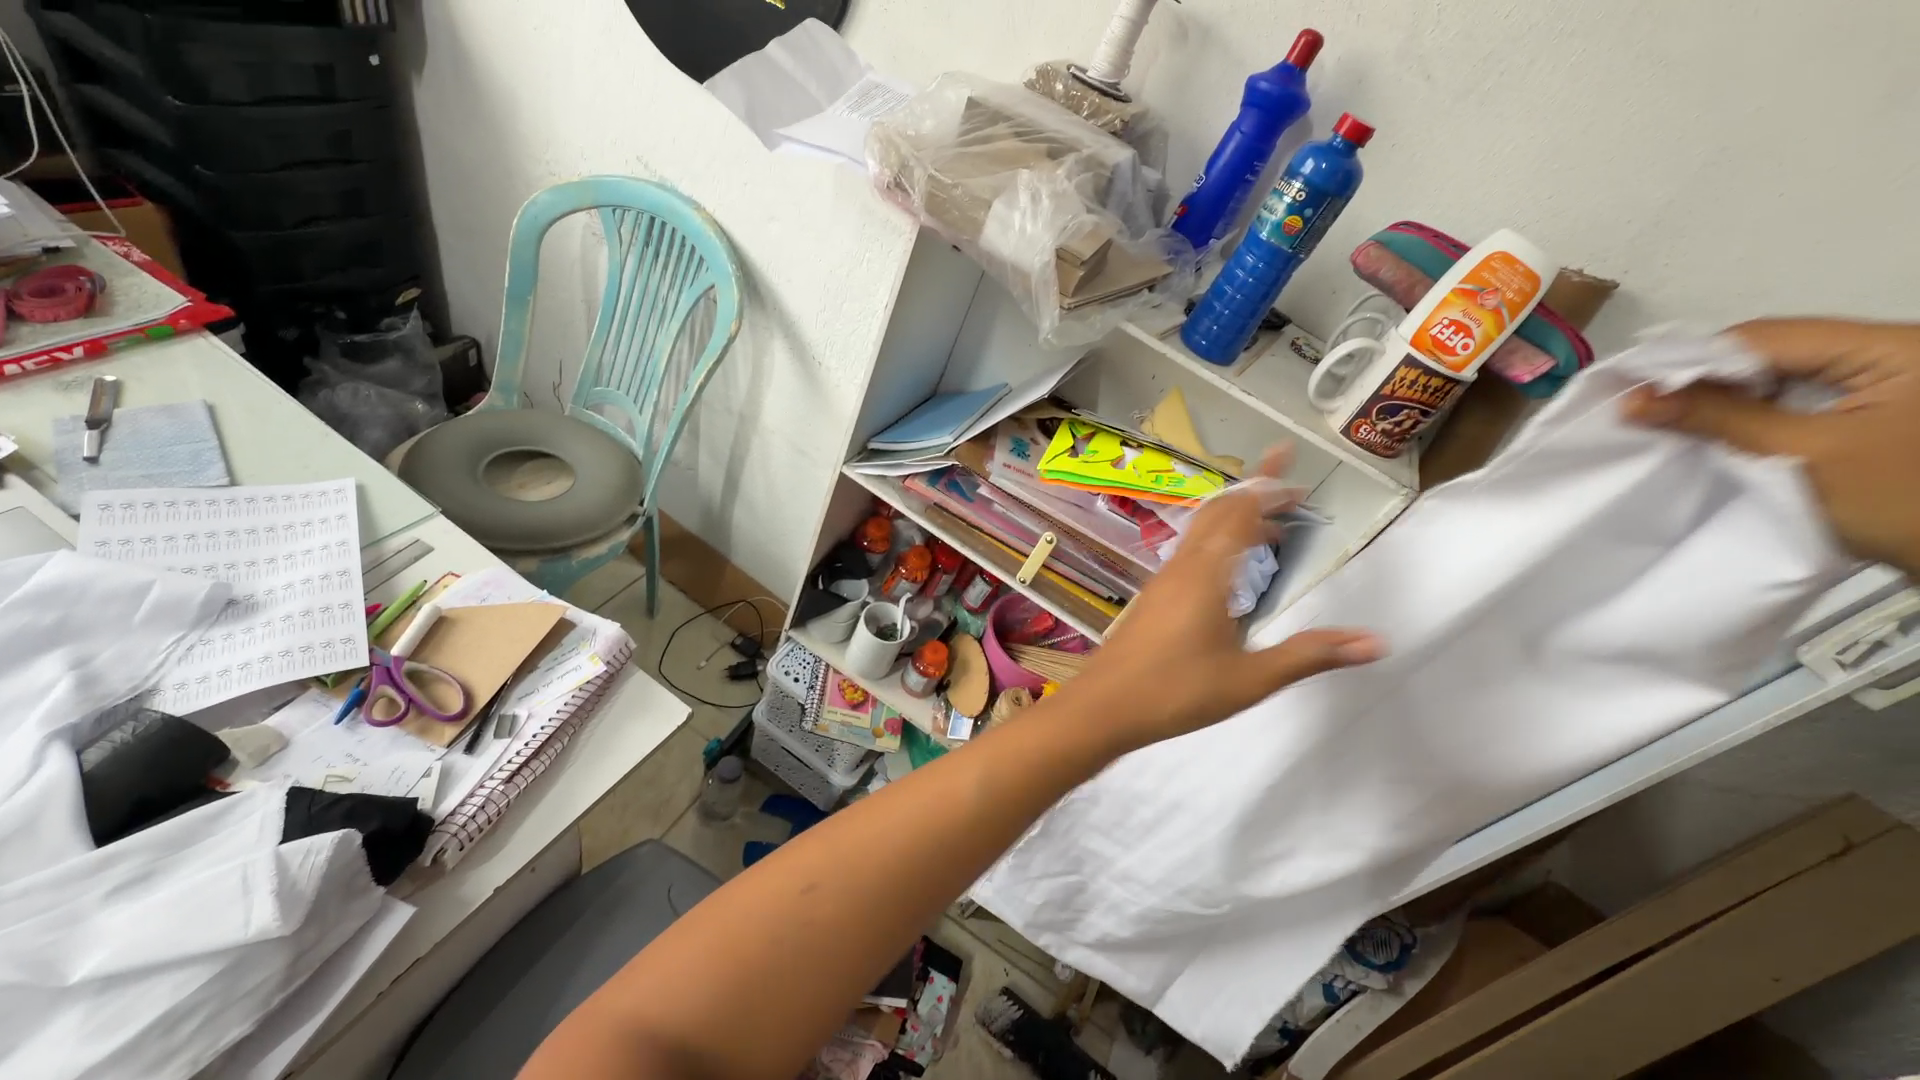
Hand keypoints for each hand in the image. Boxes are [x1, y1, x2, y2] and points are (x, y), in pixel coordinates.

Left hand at [1061, 447, 1383, 752]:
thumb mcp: (1251, 679)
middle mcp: (1183, 566)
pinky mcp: (1153, 598)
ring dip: (1236, 521)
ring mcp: (1163, 580)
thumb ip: (1310, 655)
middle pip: (1219, 513)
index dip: (1266, 482)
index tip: (1289, 457)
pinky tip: (1230, 574)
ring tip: (1272, 533)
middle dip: (1254, 495)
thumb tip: (1375, 641)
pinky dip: (1218, 545)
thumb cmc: (1176, 692)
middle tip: (1291, 494)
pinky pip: (1190, 553)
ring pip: (1201, 533)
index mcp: (1208, 574)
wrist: (1103, 707)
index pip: (1240, 510)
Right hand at [1622, 318, 1919, 578]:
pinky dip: (1753, 419)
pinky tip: (1718, 436)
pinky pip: (1797, 403)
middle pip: (1772, 354)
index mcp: (1890, 346)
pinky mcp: (1875, 414)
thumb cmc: (1900, 504)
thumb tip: (1634, 399)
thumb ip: (1720, 418)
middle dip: (1705, 383)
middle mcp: (1889, 352)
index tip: (1632, 393)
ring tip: (1669, 425)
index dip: (1693, 362)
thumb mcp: (1802, 456)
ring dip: (1725, 403)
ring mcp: (1887, 384)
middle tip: (1641, 412)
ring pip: (1780, 379)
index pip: (1766, 337)